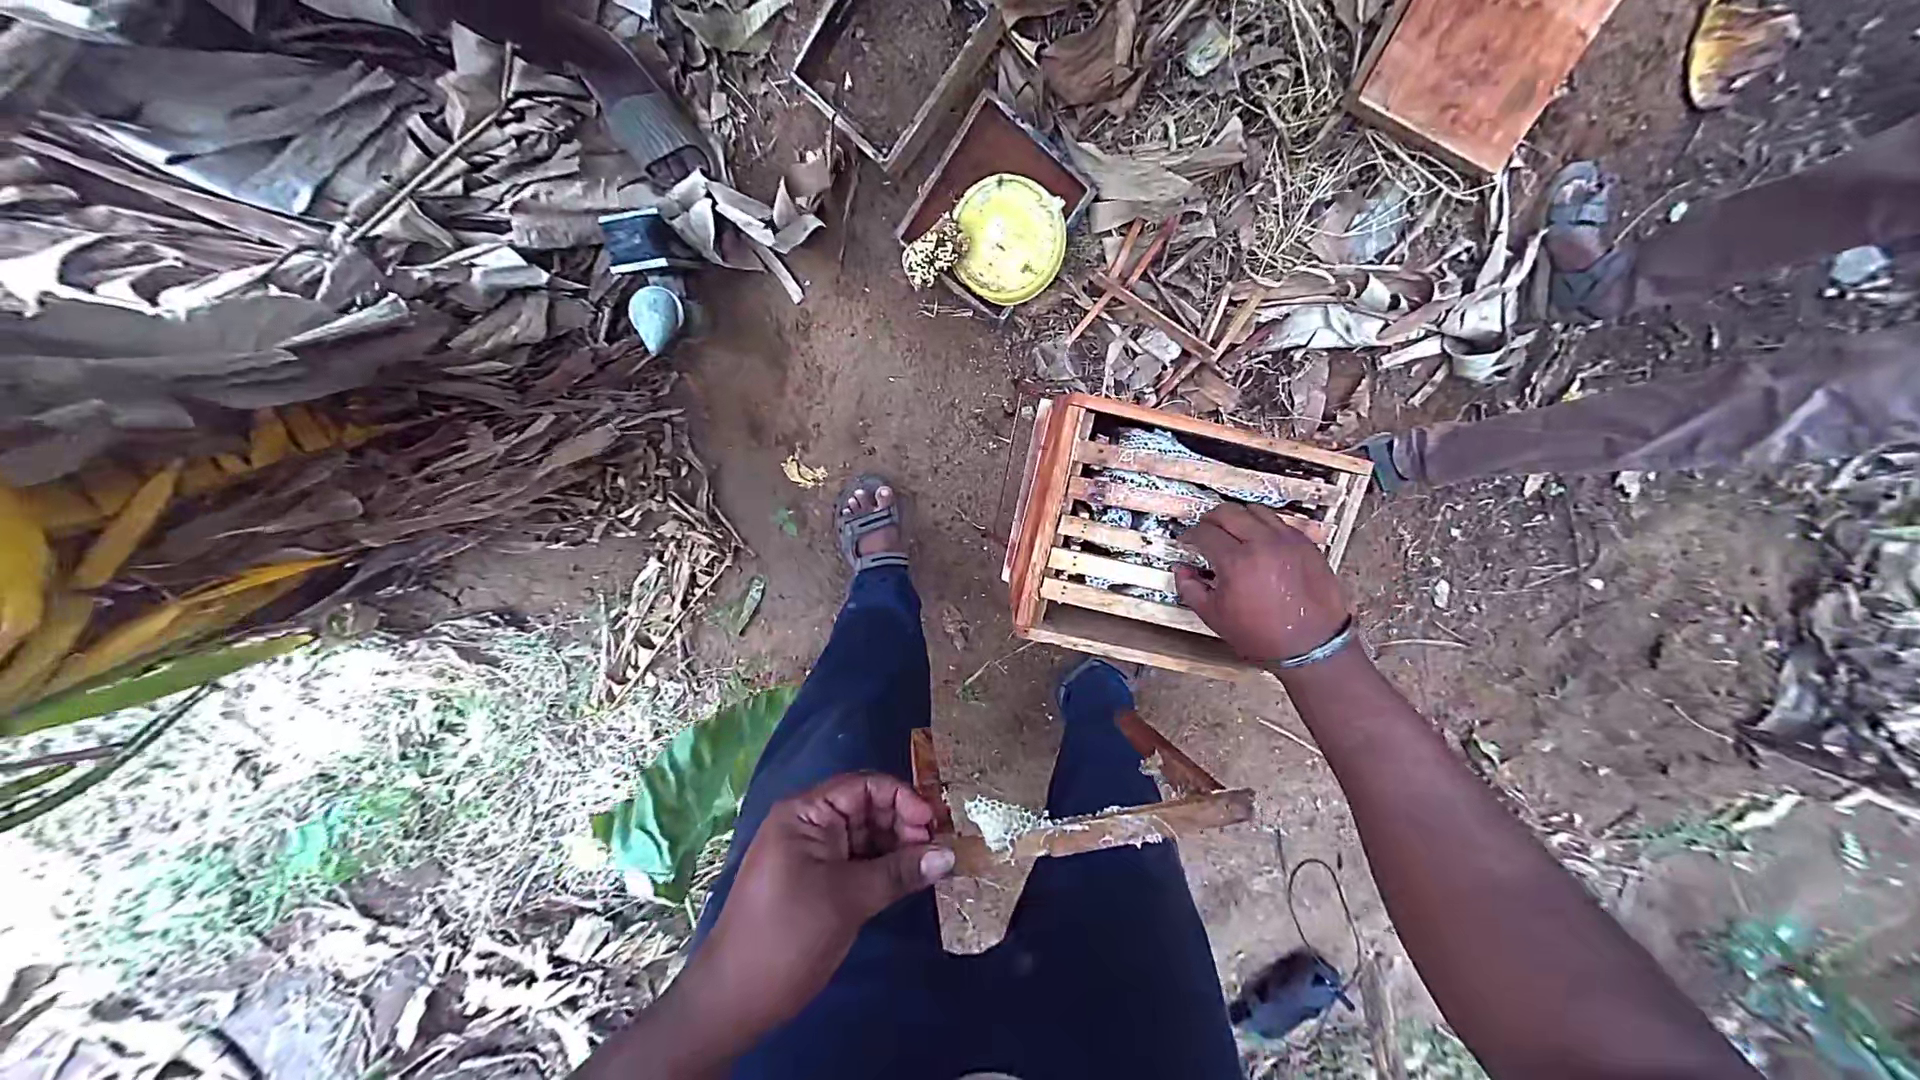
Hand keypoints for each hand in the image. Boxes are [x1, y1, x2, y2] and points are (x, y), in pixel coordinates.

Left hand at [687, 773, 954, 1036]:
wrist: (734, 1000)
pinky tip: (913, 876)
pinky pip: (861, 860)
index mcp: (806, 812)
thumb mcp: (848, 899)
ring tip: (932, 863)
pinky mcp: (822, 879)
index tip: (933, 824)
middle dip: (905, 822)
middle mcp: (811, 823)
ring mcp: (815, 852)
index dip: (902, 798)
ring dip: (900, 845)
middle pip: (868, 807)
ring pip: (868, 834)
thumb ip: (899, 872)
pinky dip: (887, 866)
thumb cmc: (788, 935)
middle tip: (939, 848)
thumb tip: (949, 855)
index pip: (864, 786)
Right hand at [1173, 504, 1350, 663]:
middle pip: (1228, 512)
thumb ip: (1190, 588)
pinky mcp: (1306, 544)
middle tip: (1205, 530)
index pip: (1205, 532)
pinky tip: (1256, 538)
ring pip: (1255, 510)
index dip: (1190, 534)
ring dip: (1237, 516)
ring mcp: (1287, 541)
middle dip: (1210, 519)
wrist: (1311, 646)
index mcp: (1236, 562)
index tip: (1188, 540)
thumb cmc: (1264, 635)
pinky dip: (1263, 524)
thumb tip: (1181, 570)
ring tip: (1231, 530)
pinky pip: (1279, 521)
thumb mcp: (1215, 616)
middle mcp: (1263, 544)